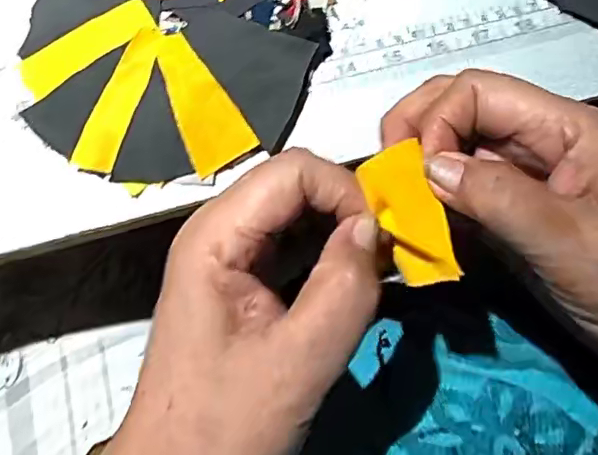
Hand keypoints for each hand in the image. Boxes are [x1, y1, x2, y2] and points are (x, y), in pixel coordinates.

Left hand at [112, 150, 380, 454]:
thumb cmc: (222, 429)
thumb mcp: (295, 366)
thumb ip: (342, 290)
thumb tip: (374, 227)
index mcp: (216, 236)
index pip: (294, 170)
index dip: (343, 189)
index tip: (377, 234)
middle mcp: (220, 228)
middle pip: (296, 180)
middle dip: (345, 205)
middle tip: (381, 249)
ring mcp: (230, 249)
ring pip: (299, 205)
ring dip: (341, 225)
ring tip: (373, 263)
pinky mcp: (244, 273)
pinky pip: (295, 236)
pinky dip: (329, 246)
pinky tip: (352, 275)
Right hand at [379, 71, 597, 424]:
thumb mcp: (577, 245)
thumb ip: (500, 199)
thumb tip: (427, 165)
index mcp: (565, 126)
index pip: (480, 91)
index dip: (437, 119)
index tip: (414, 173)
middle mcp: (543, 142)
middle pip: (464, 112)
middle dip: (419, 134)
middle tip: (389, 178)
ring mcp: (532, 181)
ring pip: (461, 155)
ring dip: (425, 176)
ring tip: (398, 210)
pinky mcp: (526, 219)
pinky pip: (471, 198)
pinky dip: (441, 210)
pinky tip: (424, 233)